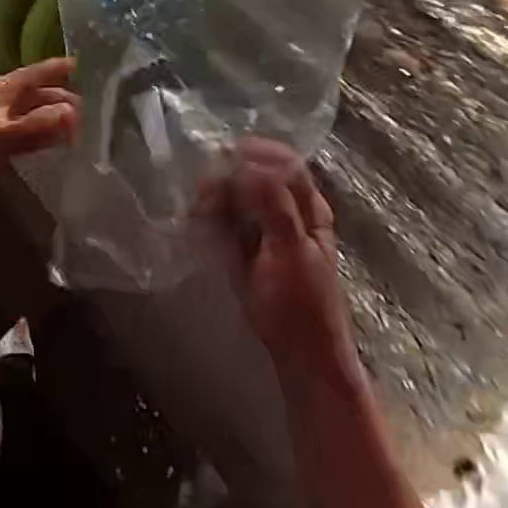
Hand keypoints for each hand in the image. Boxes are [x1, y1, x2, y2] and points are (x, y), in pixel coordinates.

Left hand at [0, 58, 79, 190]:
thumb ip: (33, 128)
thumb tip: (74, 111)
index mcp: (0, 89)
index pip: (39, 73)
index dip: (62, 69)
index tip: (86, 66)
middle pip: (30, 90)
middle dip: (58, 96)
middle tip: (87, 111)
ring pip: (16, 105)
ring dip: (40, 111)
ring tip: (64, 125)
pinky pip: (3, 120)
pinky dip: (22, 125)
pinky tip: (22, 141)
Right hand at [198, 138, 359, 387]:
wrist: (301, 353)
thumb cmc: (300, 304)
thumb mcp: (289, 251)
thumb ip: (273, 205)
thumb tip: (251, 162)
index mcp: (309, 208)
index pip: (285, 161)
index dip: (254, 153)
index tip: (220, 157)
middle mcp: (291, 210)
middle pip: (256, 173)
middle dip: (226, 176)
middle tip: (203, 193)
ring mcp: (270, 226)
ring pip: (238, 193)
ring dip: (215, 195)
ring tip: (198, 211)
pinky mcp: (251, 243)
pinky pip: (228, 214)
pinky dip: (212, 213)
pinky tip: (199, 222)